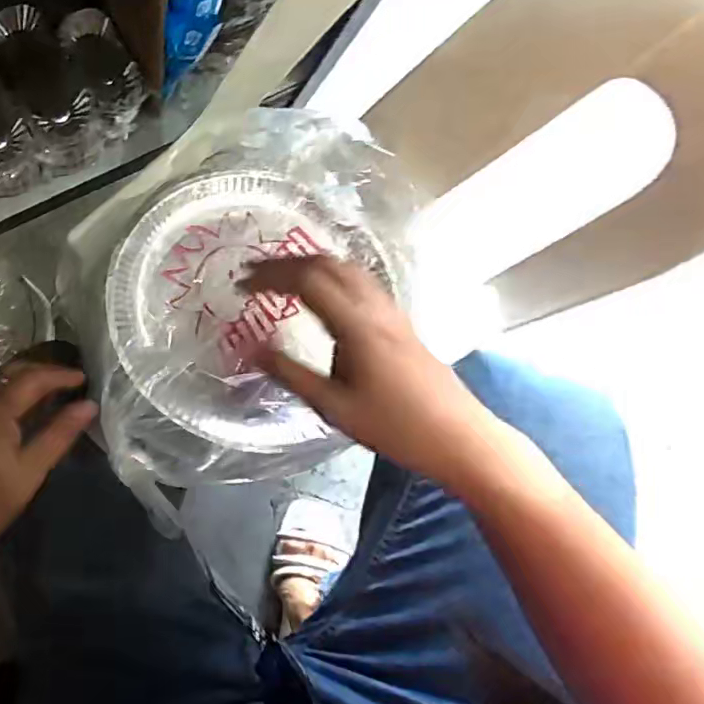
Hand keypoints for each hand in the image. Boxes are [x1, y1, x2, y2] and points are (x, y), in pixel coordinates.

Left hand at [0, 364, 96, 602]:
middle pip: (10, 375)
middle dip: (41, 372)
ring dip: (21, 381)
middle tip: (69, 381)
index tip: (84, 378)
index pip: (31, 379)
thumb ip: (59, 434)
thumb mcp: (31, 471)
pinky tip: (18, 409)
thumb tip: (89, 406)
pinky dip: (5, 393)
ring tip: (49, 392)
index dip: (59, 375)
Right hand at [245, 256, 506, 488]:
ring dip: (310, 265)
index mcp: (357, 327)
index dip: (270, 277)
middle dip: (286, 263)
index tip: (240, 284)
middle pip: (329, 265)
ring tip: (280, 275)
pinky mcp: (401, 324)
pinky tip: (321, 293)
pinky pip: (362, 283)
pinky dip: (332, 276)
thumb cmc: (394, 426)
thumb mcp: (332, 405)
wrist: (462, 439)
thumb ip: (289, 373)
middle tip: (253, 273)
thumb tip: (249, 349)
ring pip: (349, 270)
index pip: (307, 282)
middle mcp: (376, 311)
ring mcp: (393, 314)